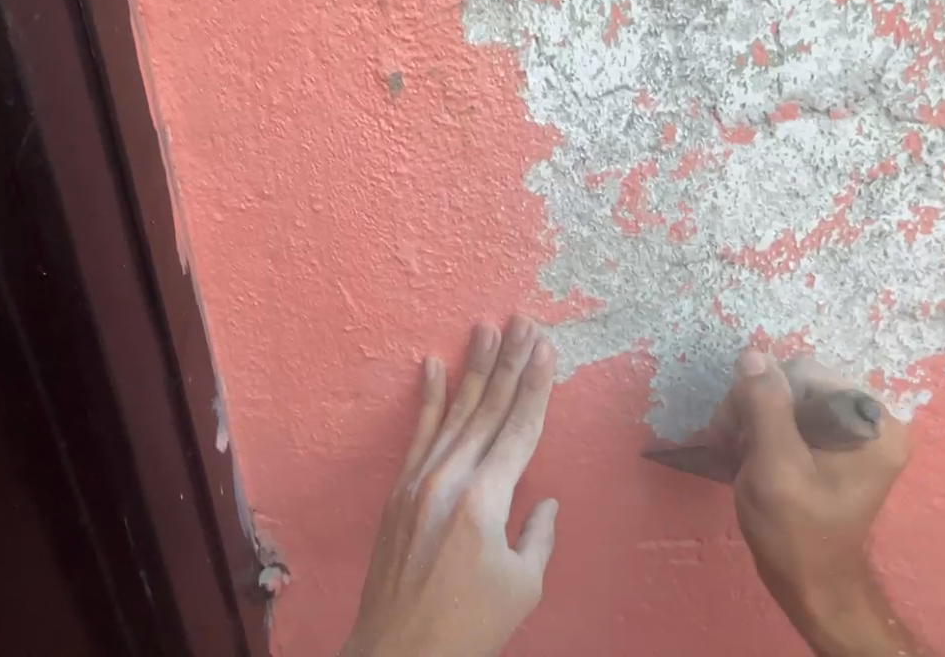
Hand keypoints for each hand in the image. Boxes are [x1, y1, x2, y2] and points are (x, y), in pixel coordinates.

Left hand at [342, 316, 559, 656]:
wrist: (398, 653)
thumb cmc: (469, 627)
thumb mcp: (521, 587)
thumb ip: (536, 535)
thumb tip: (543, 501)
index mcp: (486, 500)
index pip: (519, 429)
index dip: (535, 387)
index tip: (546, 349)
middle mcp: (451, 478)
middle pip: (488, 408)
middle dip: (509, 363)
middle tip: (523, 321)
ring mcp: (420, 479)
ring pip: (455, 411)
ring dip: (474, 368)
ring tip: (486, 328)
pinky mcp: (400, 489)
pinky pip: (418, 433)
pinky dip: (427, 398)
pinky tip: (432, 365)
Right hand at [712, 350, 923, 656]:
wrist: (808, 585)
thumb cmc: (796, 532)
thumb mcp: (775, 466)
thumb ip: (765, 406)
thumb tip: (752, 354)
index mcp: (874, 424)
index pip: (807, 373)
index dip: (766, 393)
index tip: (739, 428)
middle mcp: (870, 421)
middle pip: (796, 382)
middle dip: (755, 406)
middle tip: (730, 441)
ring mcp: (852, 433)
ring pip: (786, 395)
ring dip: (751, 417)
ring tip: (734, 450)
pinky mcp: (833, 443)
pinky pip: (790, 413)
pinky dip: (761, 428)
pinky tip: (747, 452)